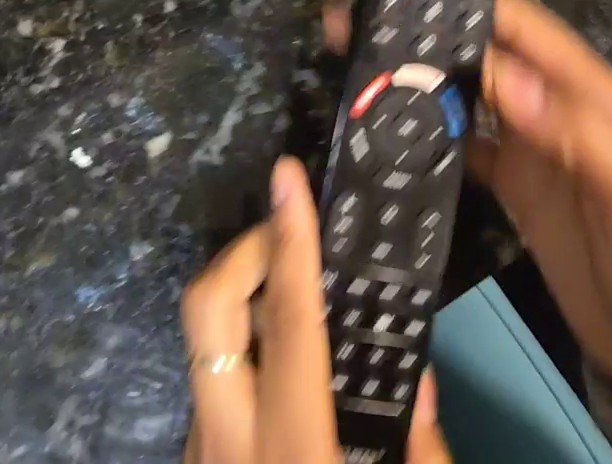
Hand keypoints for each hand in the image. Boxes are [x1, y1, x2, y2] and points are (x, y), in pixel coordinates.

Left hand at [181, 157, 452, 463]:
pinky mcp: (191, 451)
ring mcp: (199, 441)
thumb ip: (420, 454)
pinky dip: (240, 336)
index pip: (290, 318)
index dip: (291, 240)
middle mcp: (229, 433)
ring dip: (241, 289)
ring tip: (290, 282)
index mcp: (292, 446)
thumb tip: (420, 384)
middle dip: (246, 248)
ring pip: (202, 331)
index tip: (287, 175)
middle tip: (289, 231)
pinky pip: (208, 367)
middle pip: (209, 304)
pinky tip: (278, 352)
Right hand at [324, 0, 611, 420]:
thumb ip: (579, 134)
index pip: (526, 31)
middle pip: (485, 55)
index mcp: (593, 97)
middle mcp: (555, 109)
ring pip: (466, 95)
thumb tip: (501, 74)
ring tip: (358, 59)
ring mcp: (530, 148)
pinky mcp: (512, 186)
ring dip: (419, 77)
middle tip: (358, 20)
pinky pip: (463, 145)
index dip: (472, 3)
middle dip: (429, 33)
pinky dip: (426, 132)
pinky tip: (386, 126)